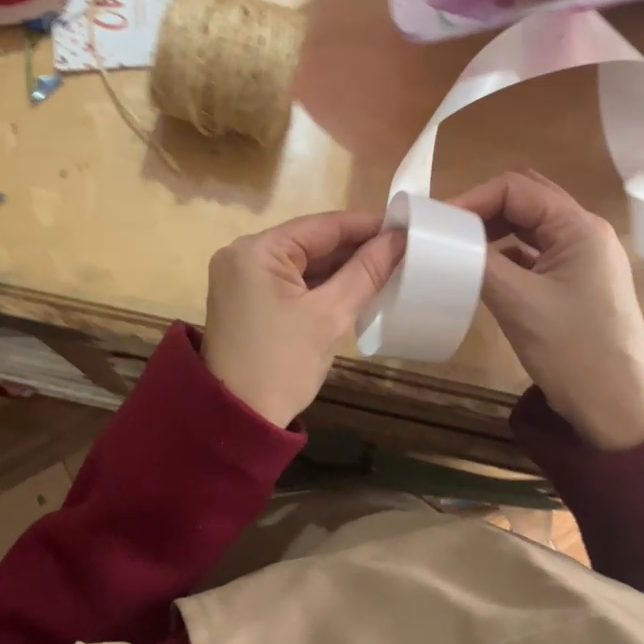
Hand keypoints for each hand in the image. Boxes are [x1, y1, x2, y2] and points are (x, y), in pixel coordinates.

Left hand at [203, 212, 406, 426]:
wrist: (237, 418)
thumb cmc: (283, 364)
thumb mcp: (330, 315)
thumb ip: (366, 272)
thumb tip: (399, 239)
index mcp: (256, 250)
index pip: (322, 225)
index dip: (366, 225)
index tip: (406, 226)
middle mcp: (242, 255)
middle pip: (310, 242)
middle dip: (355, 247)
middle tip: (403, 249)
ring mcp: (241, 278)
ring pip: (301, 262)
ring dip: (340, 267)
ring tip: (388, 266)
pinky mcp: (246, 300)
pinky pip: (289, 281)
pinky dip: (320, 284)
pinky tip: (355, 286)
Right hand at [451, 170, 643, 449]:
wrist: (617, 406)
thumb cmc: (572, 348)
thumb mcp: (517, 301)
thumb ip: (479, 261)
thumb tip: (442, 239)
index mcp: (579, 227)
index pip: (517, 188)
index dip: (473, 198)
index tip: (437, 222)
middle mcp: (584, 232)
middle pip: (525, 199)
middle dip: (482, 208)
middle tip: (444, 230)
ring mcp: (581, 258)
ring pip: (528, 225)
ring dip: (492, 230)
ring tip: (456, 247)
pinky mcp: (574, 282)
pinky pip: (533, 252)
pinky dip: (504, 253)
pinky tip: (480, 270)